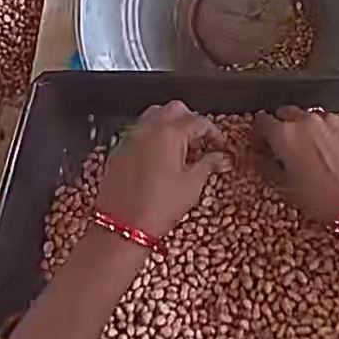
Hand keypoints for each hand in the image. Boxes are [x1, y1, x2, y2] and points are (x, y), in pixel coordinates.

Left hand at [95, 101, 230, 237]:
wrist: (121, 228)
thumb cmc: (158, 207)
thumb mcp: (192, 185)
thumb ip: (208, 164)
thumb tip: (220, 158)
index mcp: (169, 133)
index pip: (199, 121)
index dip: (214, 133)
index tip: (219, 146)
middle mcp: (147, 129)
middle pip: (175, 110)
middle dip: (191, 122)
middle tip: (201, 144)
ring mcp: (130, 138)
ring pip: (154, 116)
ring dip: (170, 125)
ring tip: (181, 149)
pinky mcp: (118, 151)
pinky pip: (138, 133)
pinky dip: (152, 137)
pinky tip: (160, 159)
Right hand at [254, 106, 338, 226]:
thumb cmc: (323, 200)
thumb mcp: (285, 187)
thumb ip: (268, 164)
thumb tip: (261, 155)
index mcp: (283, 136)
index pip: (262, 121)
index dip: (261, 131)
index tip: (263, 138)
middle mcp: (305, 121)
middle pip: (287, 113)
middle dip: (285, 126)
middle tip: (289, 146)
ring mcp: (329, 119)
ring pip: (311, 116)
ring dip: (309, 128)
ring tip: (316, 151)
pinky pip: (333, 121)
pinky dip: (330, 131)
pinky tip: (335, 150)